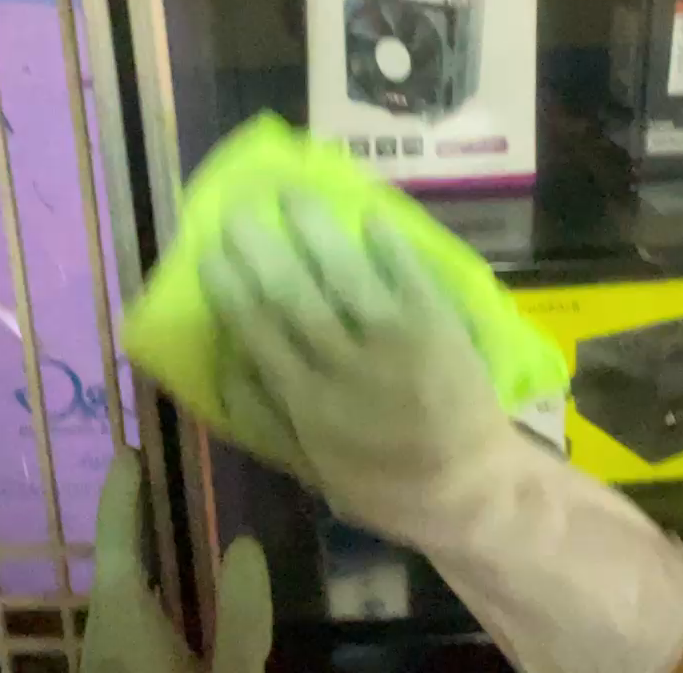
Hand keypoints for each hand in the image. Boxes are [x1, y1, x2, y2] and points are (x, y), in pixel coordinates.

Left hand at [84, 451, 270, 672]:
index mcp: (122, 625)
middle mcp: (106, 638)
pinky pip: (134, 619)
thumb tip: (246, 542)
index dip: (120, 497)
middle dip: (137, 519)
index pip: (115, 545)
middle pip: (116, 564)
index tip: (130, 452)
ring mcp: (111, 659)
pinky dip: (154, 588)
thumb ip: (240, 623)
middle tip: (169, 475)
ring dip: (145, 555)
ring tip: (182, 524)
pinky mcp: (127, 670)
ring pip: (123, 594)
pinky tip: (184, 594)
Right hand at [199, 192, 524, 546]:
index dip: (231, 288)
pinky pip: (409, 276)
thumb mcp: (313, 471)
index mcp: (309, 403)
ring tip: (293, 193)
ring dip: (317, 230)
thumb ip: (266, 420)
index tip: (210, 250)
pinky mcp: (437, 326)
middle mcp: (346, 367)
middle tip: (240, 206)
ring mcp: (396, 342)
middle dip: (262, 247)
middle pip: (294, 295)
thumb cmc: (384, 481)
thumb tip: (226, 362)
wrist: (471, 489)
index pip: (259, 331)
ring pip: (346, 276)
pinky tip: (371, 216)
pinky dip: (390, 246)